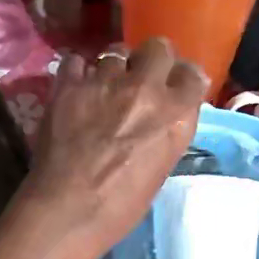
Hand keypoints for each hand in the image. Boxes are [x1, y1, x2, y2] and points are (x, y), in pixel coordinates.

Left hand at [21, 37, 206, 252]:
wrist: (66, 209)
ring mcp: (105, 82)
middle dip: (150, 60)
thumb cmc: (118, 207)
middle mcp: (146, 89)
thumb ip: (164, 133)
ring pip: (115, 52)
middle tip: (138, 78)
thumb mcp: (159, 170)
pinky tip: (74, 87)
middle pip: (157, 48)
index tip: (171, 87)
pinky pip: (75, 61)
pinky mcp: (68, 85)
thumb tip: (157, 120)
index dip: (180, 79)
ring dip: (113, 66)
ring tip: (103, 85)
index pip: (192, 74)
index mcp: (176, 115)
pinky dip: (76, 72)